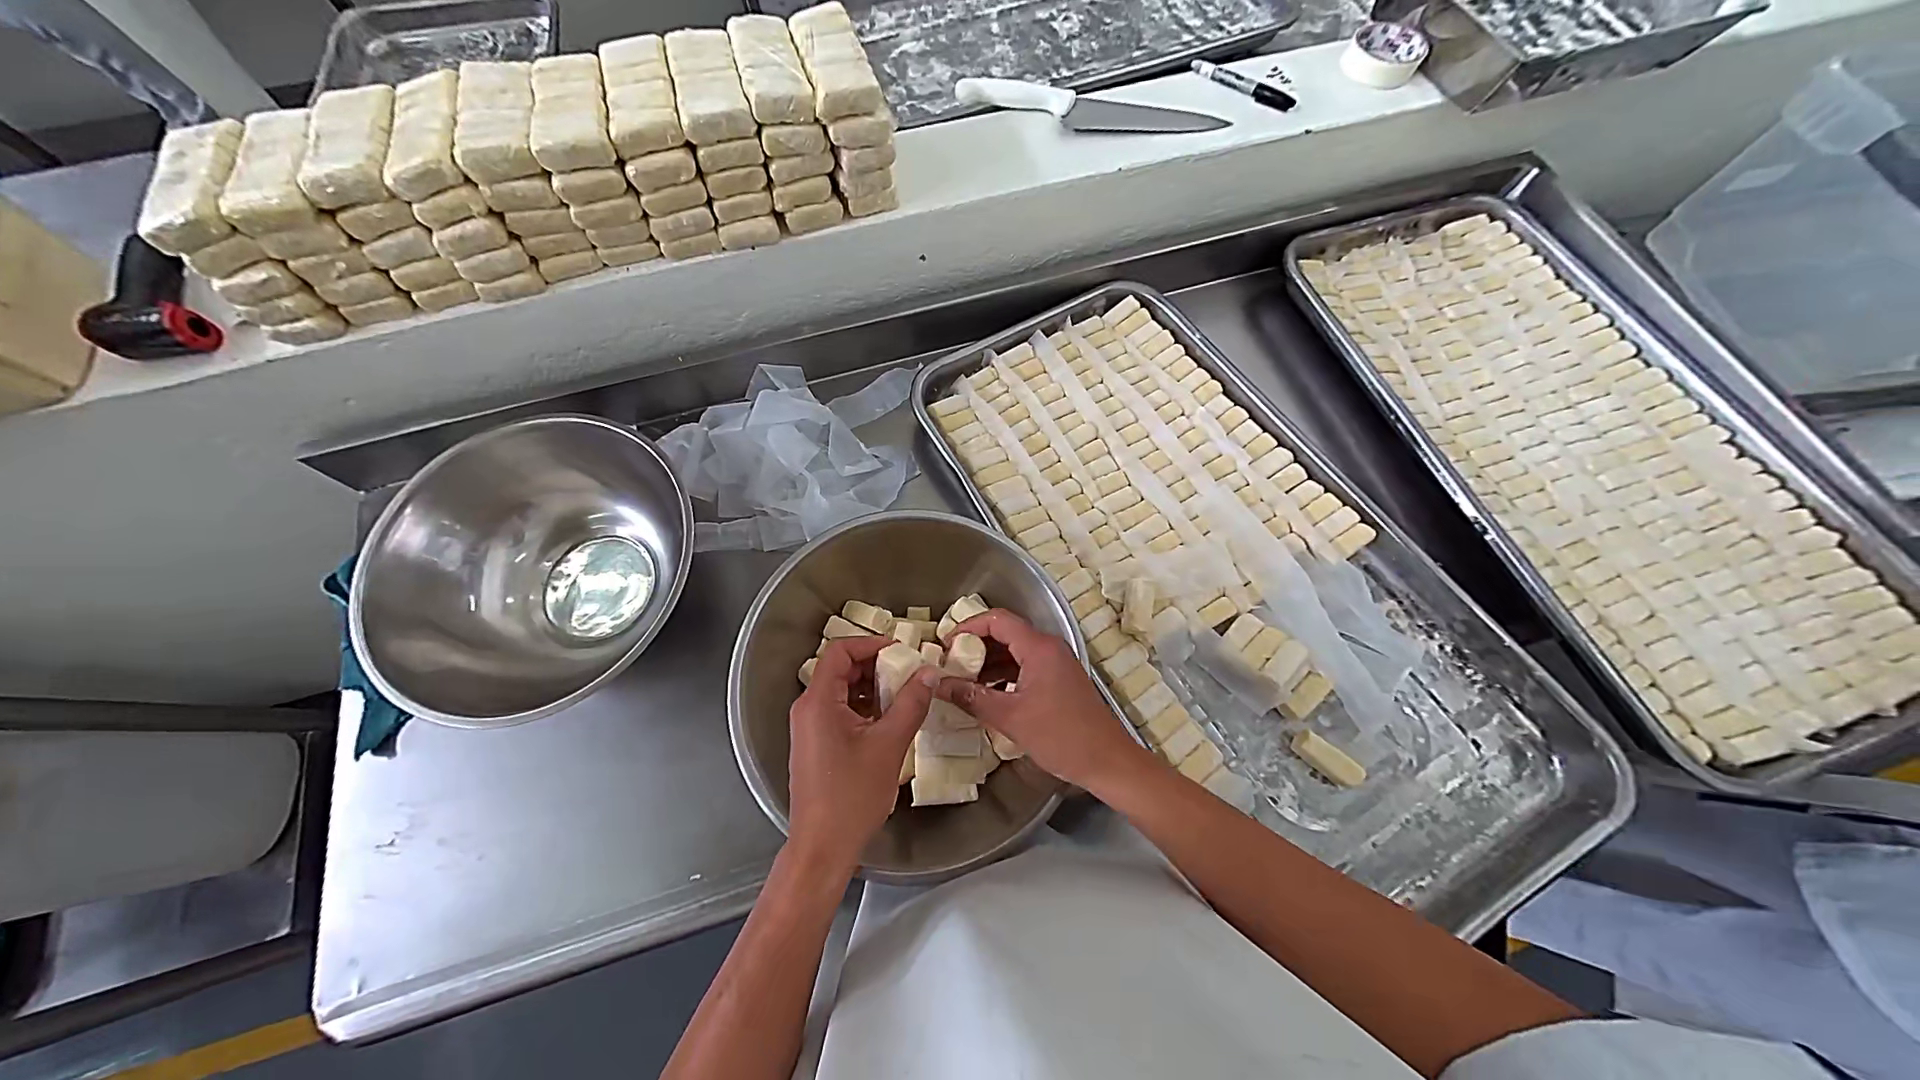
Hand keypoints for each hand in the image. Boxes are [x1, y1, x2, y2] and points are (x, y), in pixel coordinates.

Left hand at [786, 636, 935, 872]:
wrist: (823, 846)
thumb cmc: (851, 796)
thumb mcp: (889, 744)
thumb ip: (911, 704)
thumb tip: (928, 673)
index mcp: (818, 701)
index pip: (840, 651)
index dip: (871, 644)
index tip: (900, 649)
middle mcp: (808, 709)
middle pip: (840, 669)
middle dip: (876, 666)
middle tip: (909, 671)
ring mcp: (809, 728)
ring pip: (842, 691)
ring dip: (873, 688)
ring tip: (905, 695)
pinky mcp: (816, 745)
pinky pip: (840, 712)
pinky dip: (865, 708)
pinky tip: (890, 720)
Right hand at [936, 609, 1150, 790]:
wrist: (1108, 761)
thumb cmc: (1062, 737)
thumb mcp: (1010, 717)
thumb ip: (971, 697)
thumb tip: (937, 684)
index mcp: (1039, 648)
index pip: (996, 620)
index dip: (967, 628)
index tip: (945, 647)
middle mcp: (1049, 648)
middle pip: (1004, 633)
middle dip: (974, 647)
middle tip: (949, 666)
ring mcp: (1056, 664)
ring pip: (1014, 651)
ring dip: (987, 663)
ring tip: (962, 683)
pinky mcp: (1059, 680)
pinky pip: (1025, 667)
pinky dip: (1003, 675)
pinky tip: (987, 695)